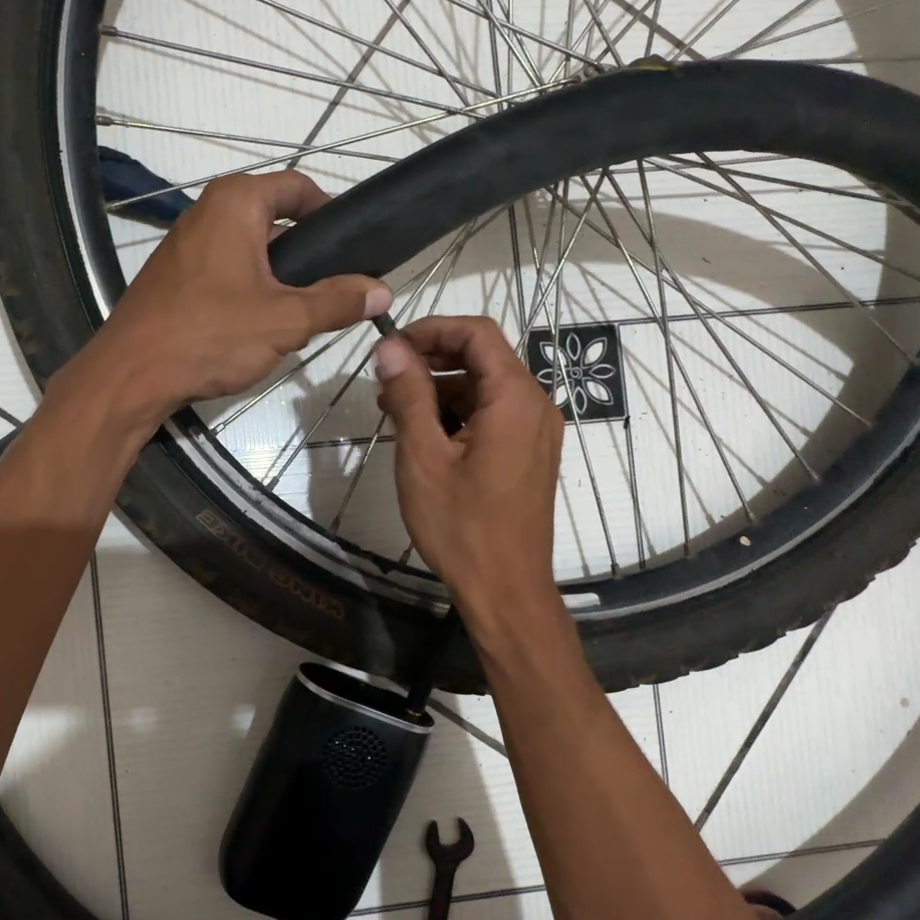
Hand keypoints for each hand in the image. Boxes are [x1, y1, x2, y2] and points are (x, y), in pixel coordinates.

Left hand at [59, 170, 390, 425]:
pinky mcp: (173, 278)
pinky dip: (248, 291)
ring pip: (249, 250)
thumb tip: (382, 291)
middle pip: (274, 219)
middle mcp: (207, 211)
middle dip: (307, 254)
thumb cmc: (210, 335)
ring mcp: (185, 245)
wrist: (130, 376)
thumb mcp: (285, 320)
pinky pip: (224, 272)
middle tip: (334, 292)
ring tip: (302, 316)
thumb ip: (337, 302)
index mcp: (236, 202)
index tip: (355, 249)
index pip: (298, 187)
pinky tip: (259, 329)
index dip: (332, 214)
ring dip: (278, 278)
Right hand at [374, 316, 564, 615]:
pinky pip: (491, 416)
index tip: (389, 348)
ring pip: (483, 388)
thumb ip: (408, 395)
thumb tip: (389, 347)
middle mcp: (535, 405)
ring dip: (439, 390)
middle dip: (430, 360)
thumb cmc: (461, 527)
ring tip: (392, 412)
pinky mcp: (528, 454)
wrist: (506, 590)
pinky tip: (421, 436)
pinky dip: (456, 415)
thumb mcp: (423, 458)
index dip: (431, 329)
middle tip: (383, 381)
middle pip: (482, 358)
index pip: (477, 333)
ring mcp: (536, 432)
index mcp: (515, 399)